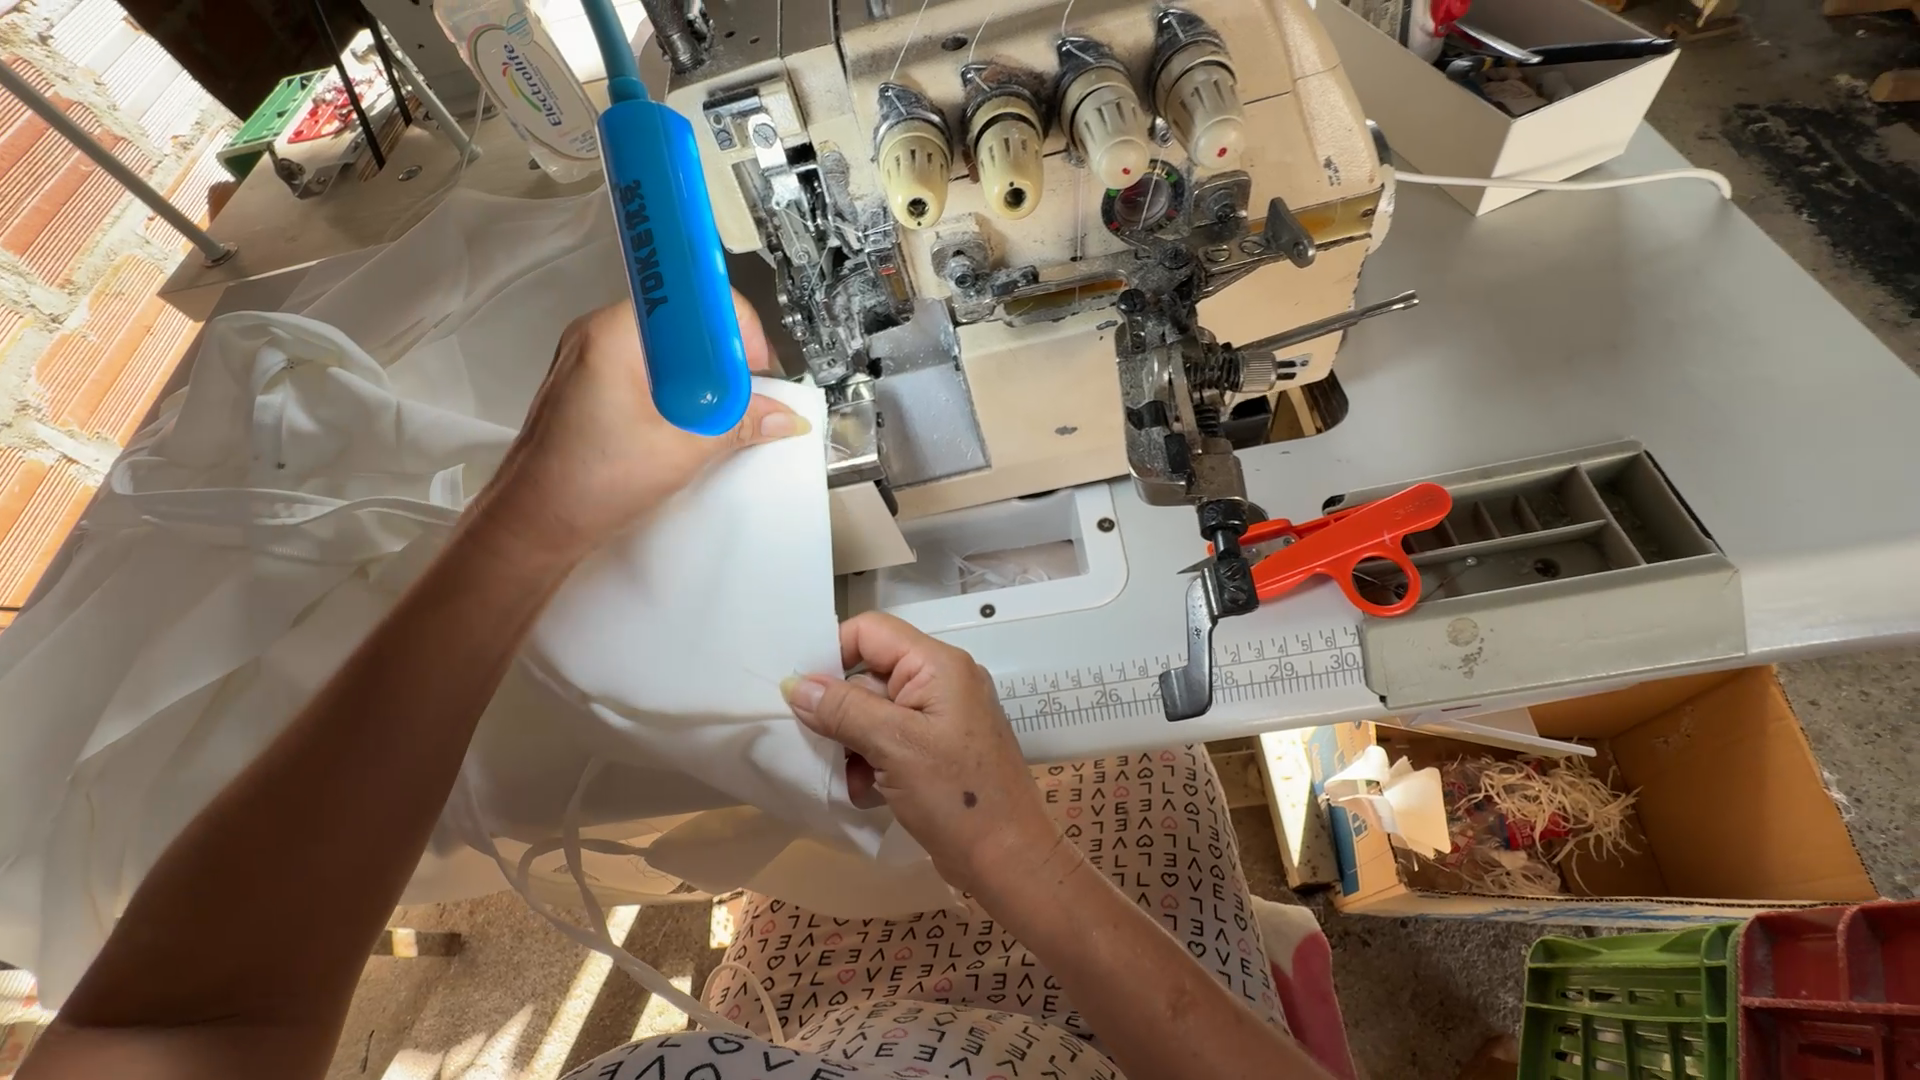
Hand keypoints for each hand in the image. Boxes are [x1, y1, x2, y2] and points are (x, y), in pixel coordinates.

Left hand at [471, 293, 805, 562]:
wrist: (533, 526)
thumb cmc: (593, 482)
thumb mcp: (682, 451)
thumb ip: (740, 426)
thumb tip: (787, 418)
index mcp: (614, 334)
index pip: (692, 299)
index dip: (733, 328)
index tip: (754, 369)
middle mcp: (598, 335)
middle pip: (682, 326)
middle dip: (722, 362)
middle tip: (745, 400)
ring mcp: (591, 361)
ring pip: (669, 354)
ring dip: (702, 384)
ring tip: (718, 420)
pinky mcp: (593, 388)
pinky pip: (651, 375)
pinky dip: (679, 396)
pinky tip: (691, 428)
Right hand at [782, 613, 1065, 893]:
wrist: (1008, 859)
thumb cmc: (956, 796)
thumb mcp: (894, 746)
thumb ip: (843, 709)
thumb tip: (795, 684)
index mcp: (937, 665)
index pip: (871, 632)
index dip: (831, 652)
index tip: (798, 691)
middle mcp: (940, 682)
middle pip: (868, 675)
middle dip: (839, 712)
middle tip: (816, 744)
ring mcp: (939, 718)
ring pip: (873, 713)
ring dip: (852, 745)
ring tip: (847, 778)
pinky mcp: (935, 751)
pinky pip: (888, 741)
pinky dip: (871, 763)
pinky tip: (866, 793)